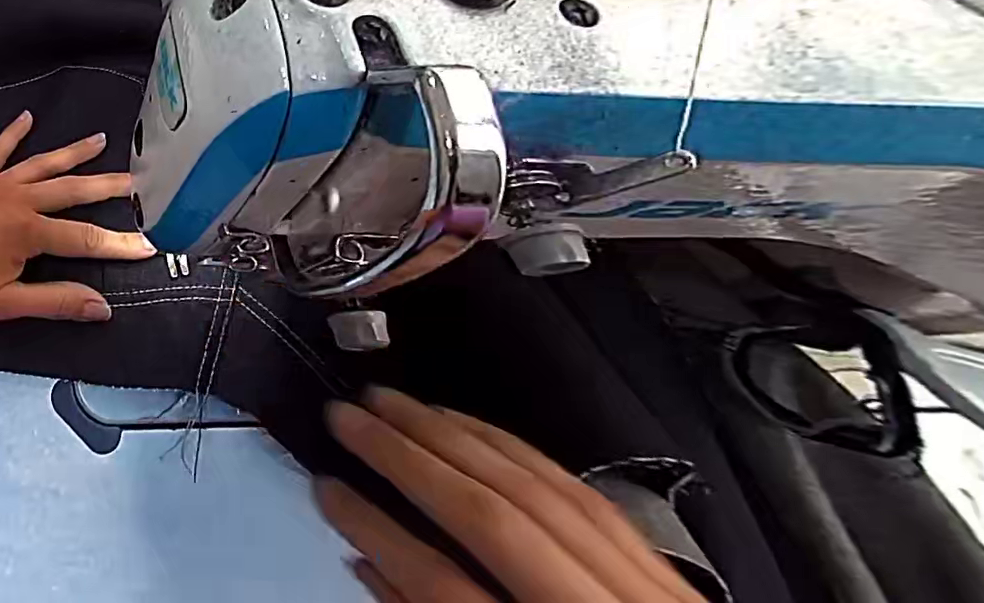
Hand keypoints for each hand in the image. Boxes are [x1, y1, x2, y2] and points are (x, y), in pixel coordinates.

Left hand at [0, 110, 152, 324]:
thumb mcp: (4, 305)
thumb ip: (56, 302)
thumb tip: (103, 308)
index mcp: (27, 232)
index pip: (85, 239)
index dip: (119, 245)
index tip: (149, 245)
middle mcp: (17, 199)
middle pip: (71, 191)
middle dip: (106, 186)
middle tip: (135, 180)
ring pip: (43, 164)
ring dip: (73, 152)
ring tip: (99, 139)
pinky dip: (12, 134)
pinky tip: (27, 117)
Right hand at [318, 387, 702, 602]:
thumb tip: (367, 563)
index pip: (448, 594)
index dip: (378, 535)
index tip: (325, 487)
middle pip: (491, 519)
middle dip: (405, 458)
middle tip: (344, 415)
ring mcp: (646, 591)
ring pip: (530, 485)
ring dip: (448, 432)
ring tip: (388, 400)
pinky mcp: (659, 566)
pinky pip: (569, 483)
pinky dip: (505, 442)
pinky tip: (460, 419)